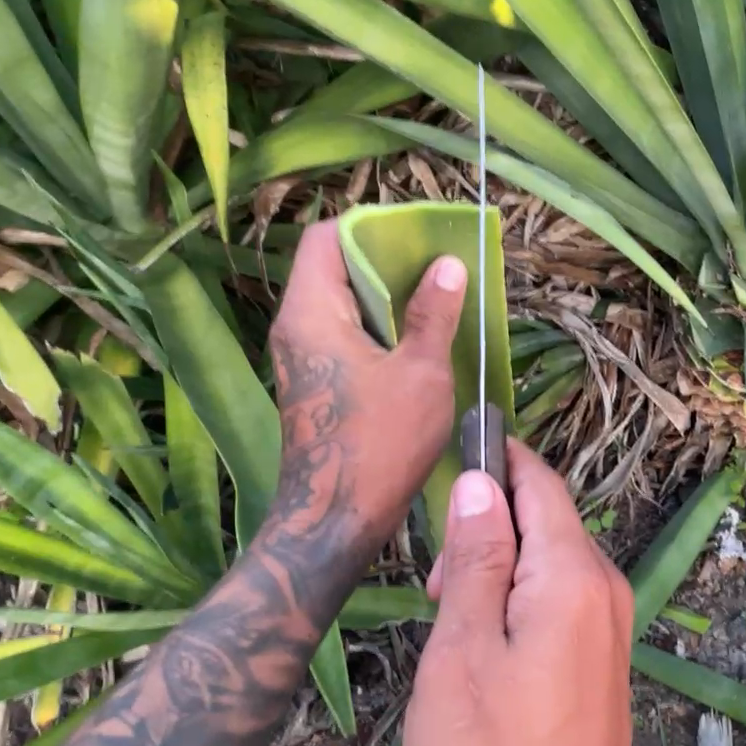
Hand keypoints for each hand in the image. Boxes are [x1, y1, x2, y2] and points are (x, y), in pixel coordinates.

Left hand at [267, 220, 467, 551]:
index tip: (418, 231)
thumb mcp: (421, 371)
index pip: (325, 238)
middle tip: (441, 259)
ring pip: (344, 299)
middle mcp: (298, 327)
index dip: (370, 225)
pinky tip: (423, 331)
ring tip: (440, 291)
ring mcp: (305, 355)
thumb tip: (447, 264)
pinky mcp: (319, 379)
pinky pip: (348, 329)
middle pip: (334, 265)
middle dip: (387, 256)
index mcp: (311, 314)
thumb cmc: (380, 441)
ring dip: (389, 291)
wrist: (337, 519)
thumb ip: (433, 313)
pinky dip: (382, 320)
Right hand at [405, 442, 634, 745]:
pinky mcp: (605, 660)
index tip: (460, 444)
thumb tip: (477, 483)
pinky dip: (521, 601)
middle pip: (547, 522)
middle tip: (437, 586)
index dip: (501, 459)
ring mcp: (612, 626)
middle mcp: (607, 588)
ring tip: (453, 624)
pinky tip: (487, 647)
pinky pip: (562, 601)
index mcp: (576, 575)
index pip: (541, 485)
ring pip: (552, 563)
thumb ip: (476, 559)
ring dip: (502, 569)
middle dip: (492, 528)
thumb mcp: (463, 653)